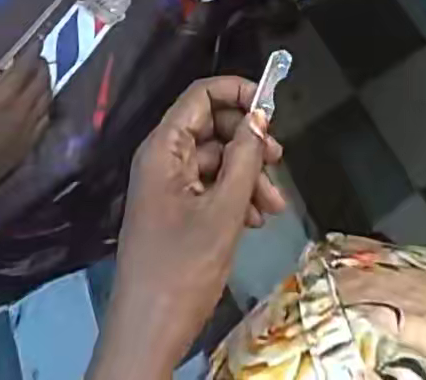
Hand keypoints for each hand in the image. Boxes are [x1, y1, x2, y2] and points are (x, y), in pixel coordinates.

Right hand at [0, 54, 49, 212]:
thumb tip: (5, 75)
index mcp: (3, 96)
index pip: (26, 67)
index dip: (32, 52)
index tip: (36, 43)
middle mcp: (23, 109)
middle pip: (41, 80)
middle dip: (42, 66)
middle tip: (38, 59)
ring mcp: (30, 128)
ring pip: (47, 98)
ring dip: (46, 84)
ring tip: (41, 76)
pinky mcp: (30, 144)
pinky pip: (45, 118)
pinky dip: (45, 105)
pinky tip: (41, 103)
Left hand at [89, 78, 286, 377]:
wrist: (147, 333)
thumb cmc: (181, 270)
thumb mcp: (223, 211)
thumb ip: (244, 159)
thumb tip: (259, 117)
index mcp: (164, 147)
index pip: (201, 95)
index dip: (236, 91)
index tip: (270, 107)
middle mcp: (162, 157)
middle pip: (211, 126)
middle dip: (247, 141)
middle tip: (278, 160)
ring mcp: (167, 183)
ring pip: (215, 158)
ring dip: (247, 174)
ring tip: (272, 204)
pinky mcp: (174, 208)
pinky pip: (209, 185)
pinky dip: (235, 195)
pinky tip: (256, 219)